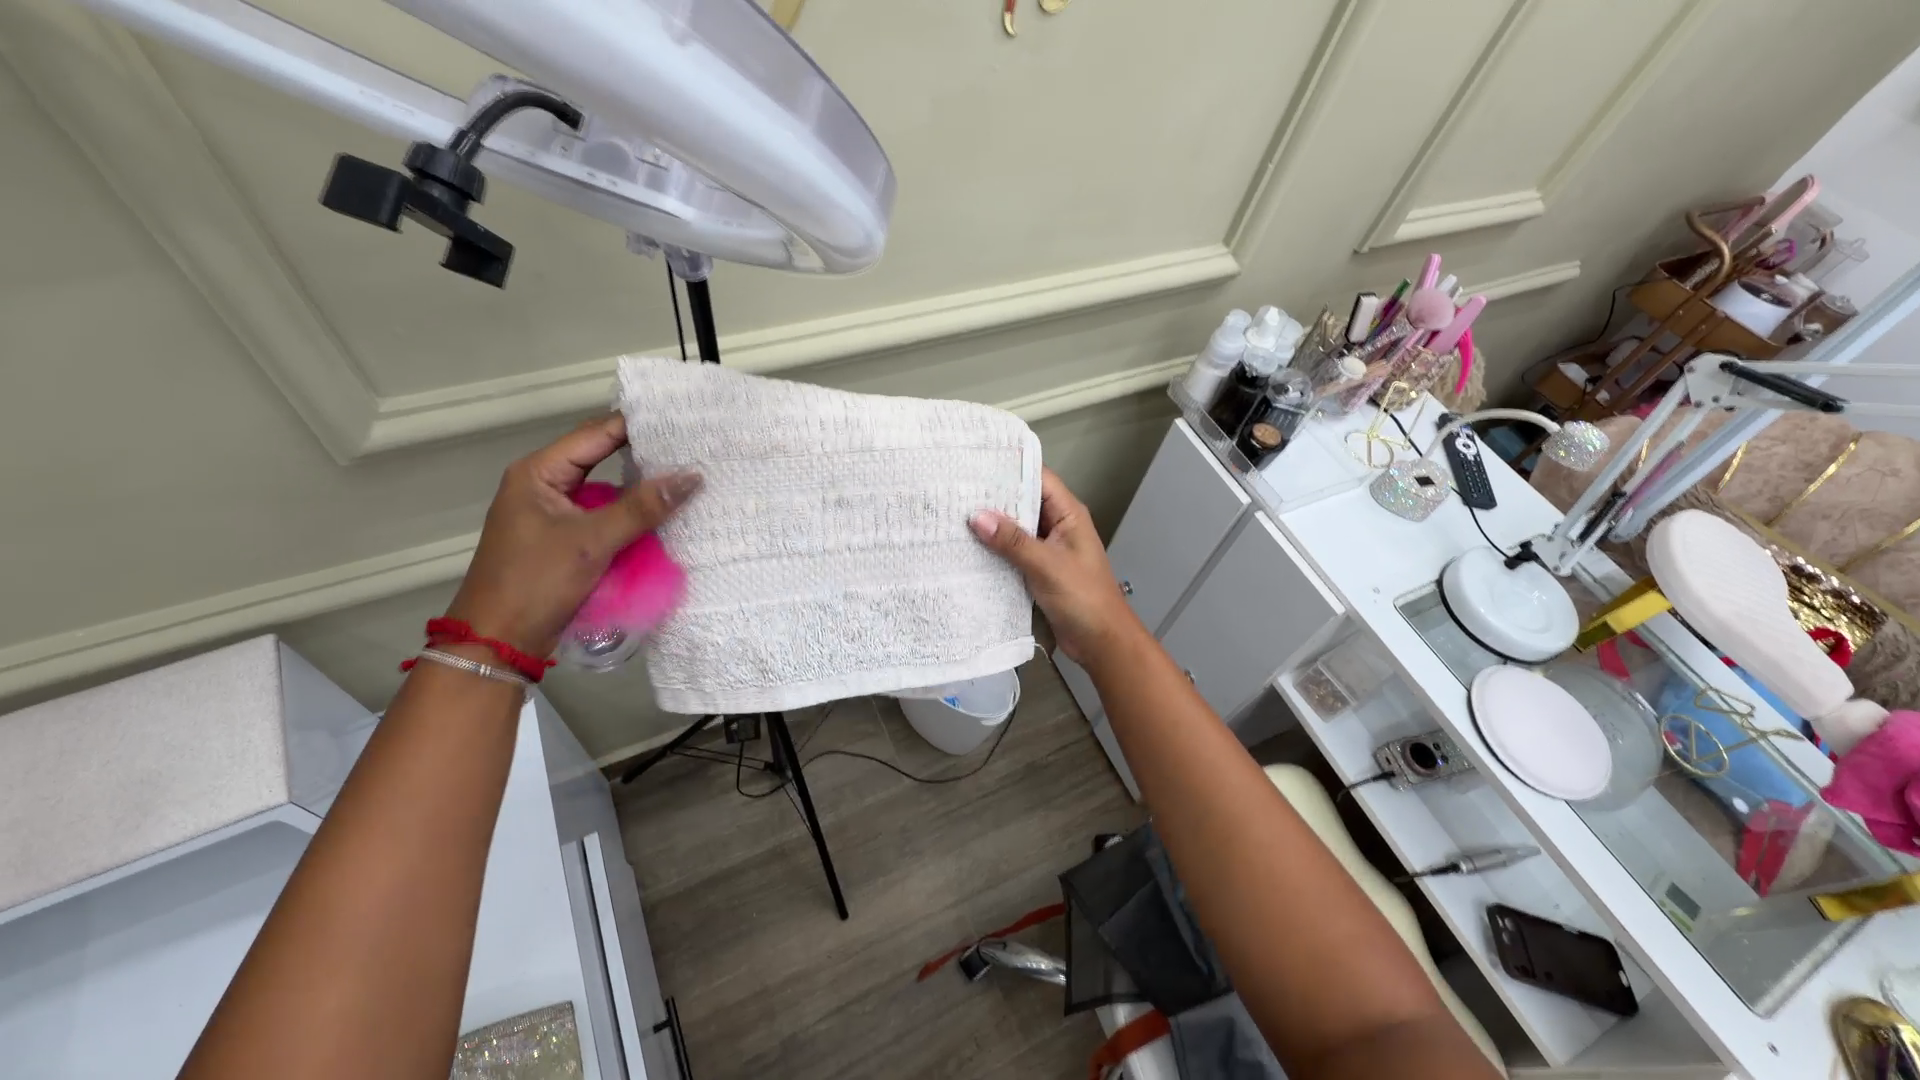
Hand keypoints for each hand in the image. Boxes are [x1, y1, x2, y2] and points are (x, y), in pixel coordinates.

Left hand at [446, 414, 702, 656]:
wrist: (498, 641)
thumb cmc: (536, 582)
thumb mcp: (592, 542)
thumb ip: (642, 508)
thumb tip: (692, 476)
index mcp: (539, 472)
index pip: (596, 434)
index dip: (638, 426)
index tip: (682, 422)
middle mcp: (544, 485)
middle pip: (601, 458)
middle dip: (644, 456)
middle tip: (693, 449)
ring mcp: (554, 513)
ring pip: (606, 490)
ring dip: (640, 489)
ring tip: (687, 478)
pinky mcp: (564, 540)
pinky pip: (604, 517)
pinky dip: (631, 516)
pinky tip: (664, 516)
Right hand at [970, 468, 1144, 665]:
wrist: (1101, 641)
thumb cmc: (1083, 598)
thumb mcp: (1046, 565)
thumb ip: (1012, 541)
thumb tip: (976, 516)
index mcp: (1069, 514)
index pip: (1038, 478)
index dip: (1010, 468)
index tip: (977, 464)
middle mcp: (1058, 526)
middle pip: (1024, 502)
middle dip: (994, 497)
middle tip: (956, 490)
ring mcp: (1048, 549)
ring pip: (1016, 528)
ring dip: (992, 525)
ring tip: (955, 515)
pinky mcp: (1039, 570)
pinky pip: (1013, 552)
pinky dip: (995, 549)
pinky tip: (969, 548)